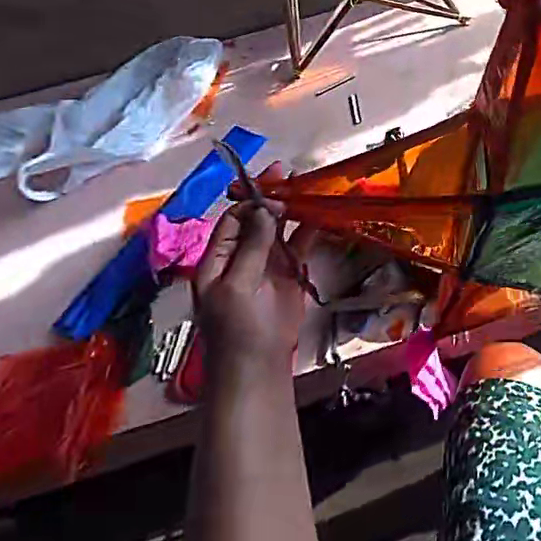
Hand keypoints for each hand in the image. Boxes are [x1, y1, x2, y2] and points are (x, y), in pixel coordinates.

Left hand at [193, 163, 316, 378]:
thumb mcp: (239, 285)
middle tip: (292, 174)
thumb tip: (265, 208)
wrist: (258, 366)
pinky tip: (322, 213)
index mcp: (218, 260)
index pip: (233, 219)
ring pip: (280, 229)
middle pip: (257, 220)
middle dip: (273, 198)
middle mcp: (242, 257)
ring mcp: (267, 265)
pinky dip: (310, 228)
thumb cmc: (239, 328)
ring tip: (311, 187)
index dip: (252, 200)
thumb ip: (253, 245)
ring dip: (294, 209)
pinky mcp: (290, 274)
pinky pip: (300, 245)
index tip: (274, 185)